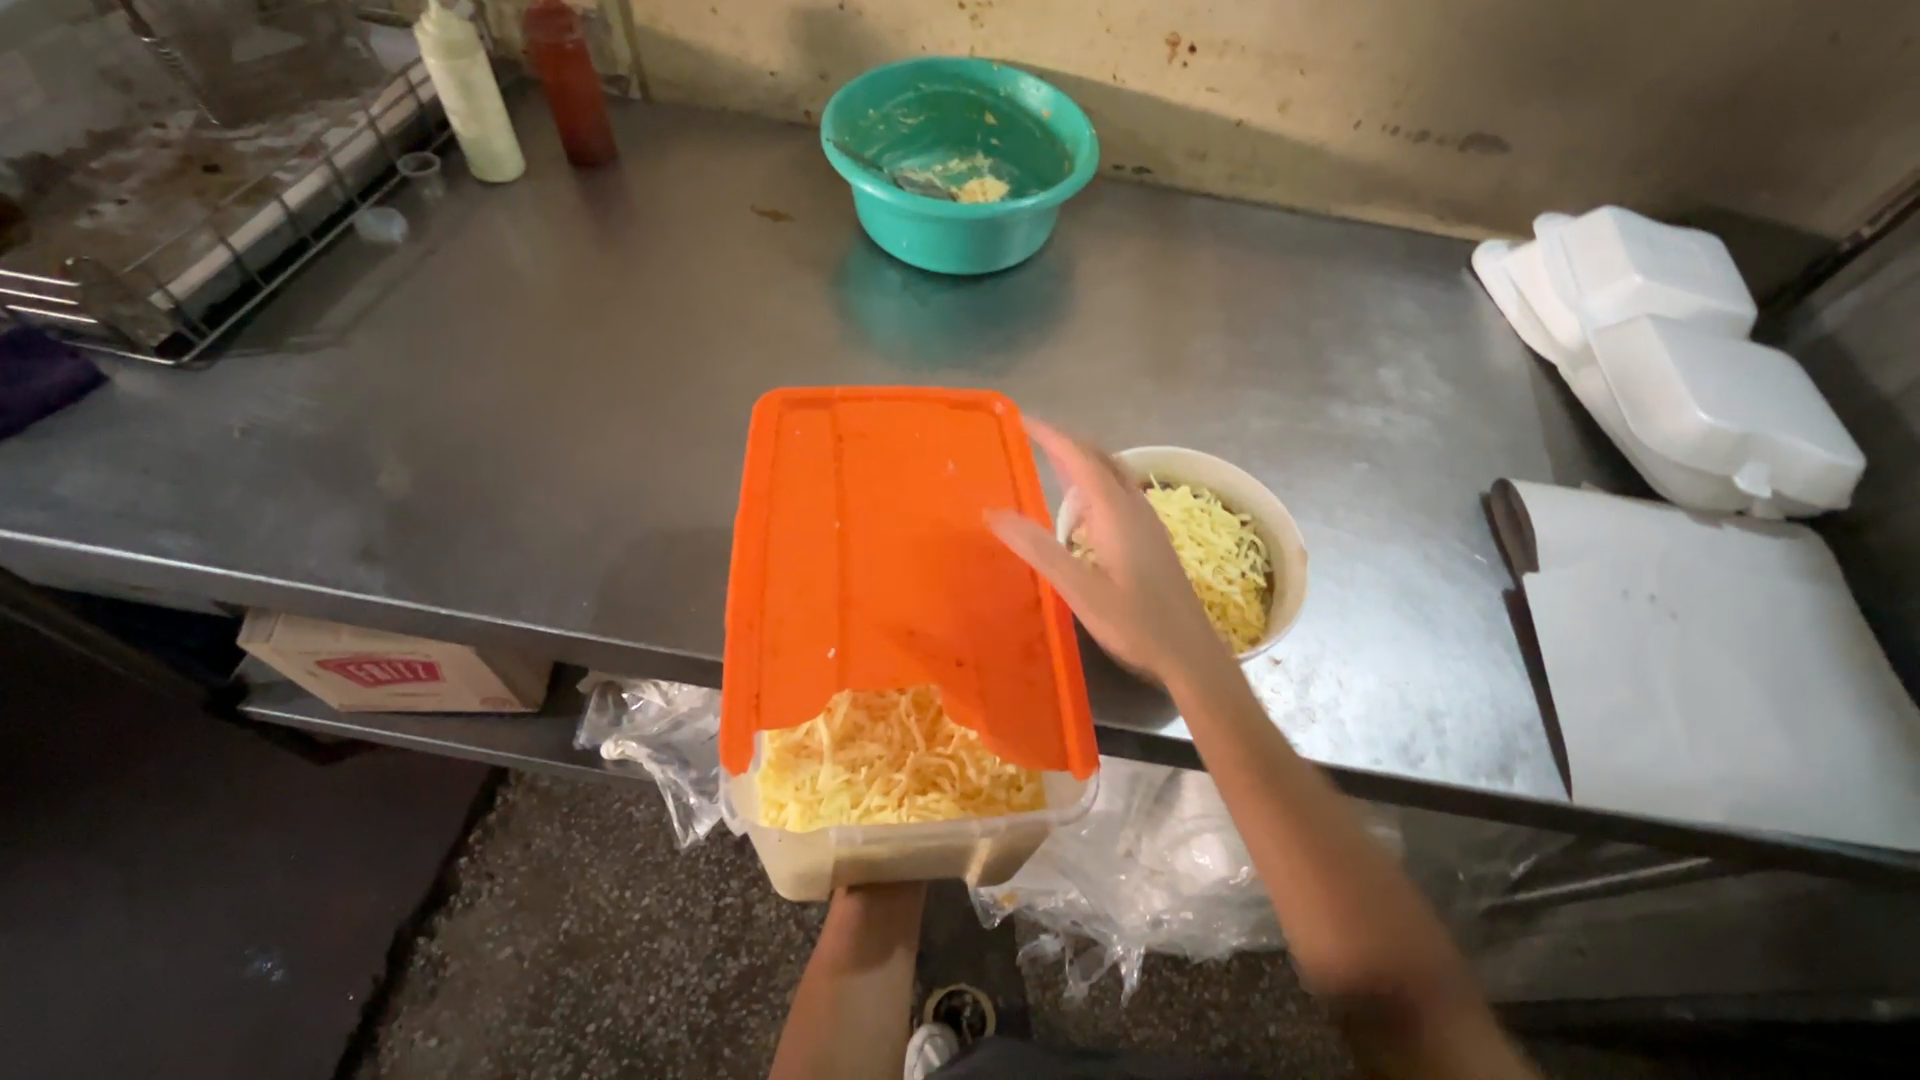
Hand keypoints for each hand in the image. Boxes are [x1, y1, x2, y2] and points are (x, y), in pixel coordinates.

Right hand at [988, 419, 1231, 686]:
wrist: (1191, 653)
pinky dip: (1096, 486)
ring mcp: (1148, 524)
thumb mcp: (1080, 590)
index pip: (1080, 458)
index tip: (1023, 421)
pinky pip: (1120, 496)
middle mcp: (1134, 508)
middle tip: (1033, 439)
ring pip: (1113, 477)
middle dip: (1067, 443)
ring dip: (1083, 464)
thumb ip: (1038, 549)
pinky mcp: (1153, 542)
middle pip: (1101, 460)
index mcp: (1115, 512)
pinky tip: (1084, 513)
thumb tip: (994, 512)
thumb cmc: (1136, 624)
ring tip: (1052, 466)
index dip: (1052, 436)